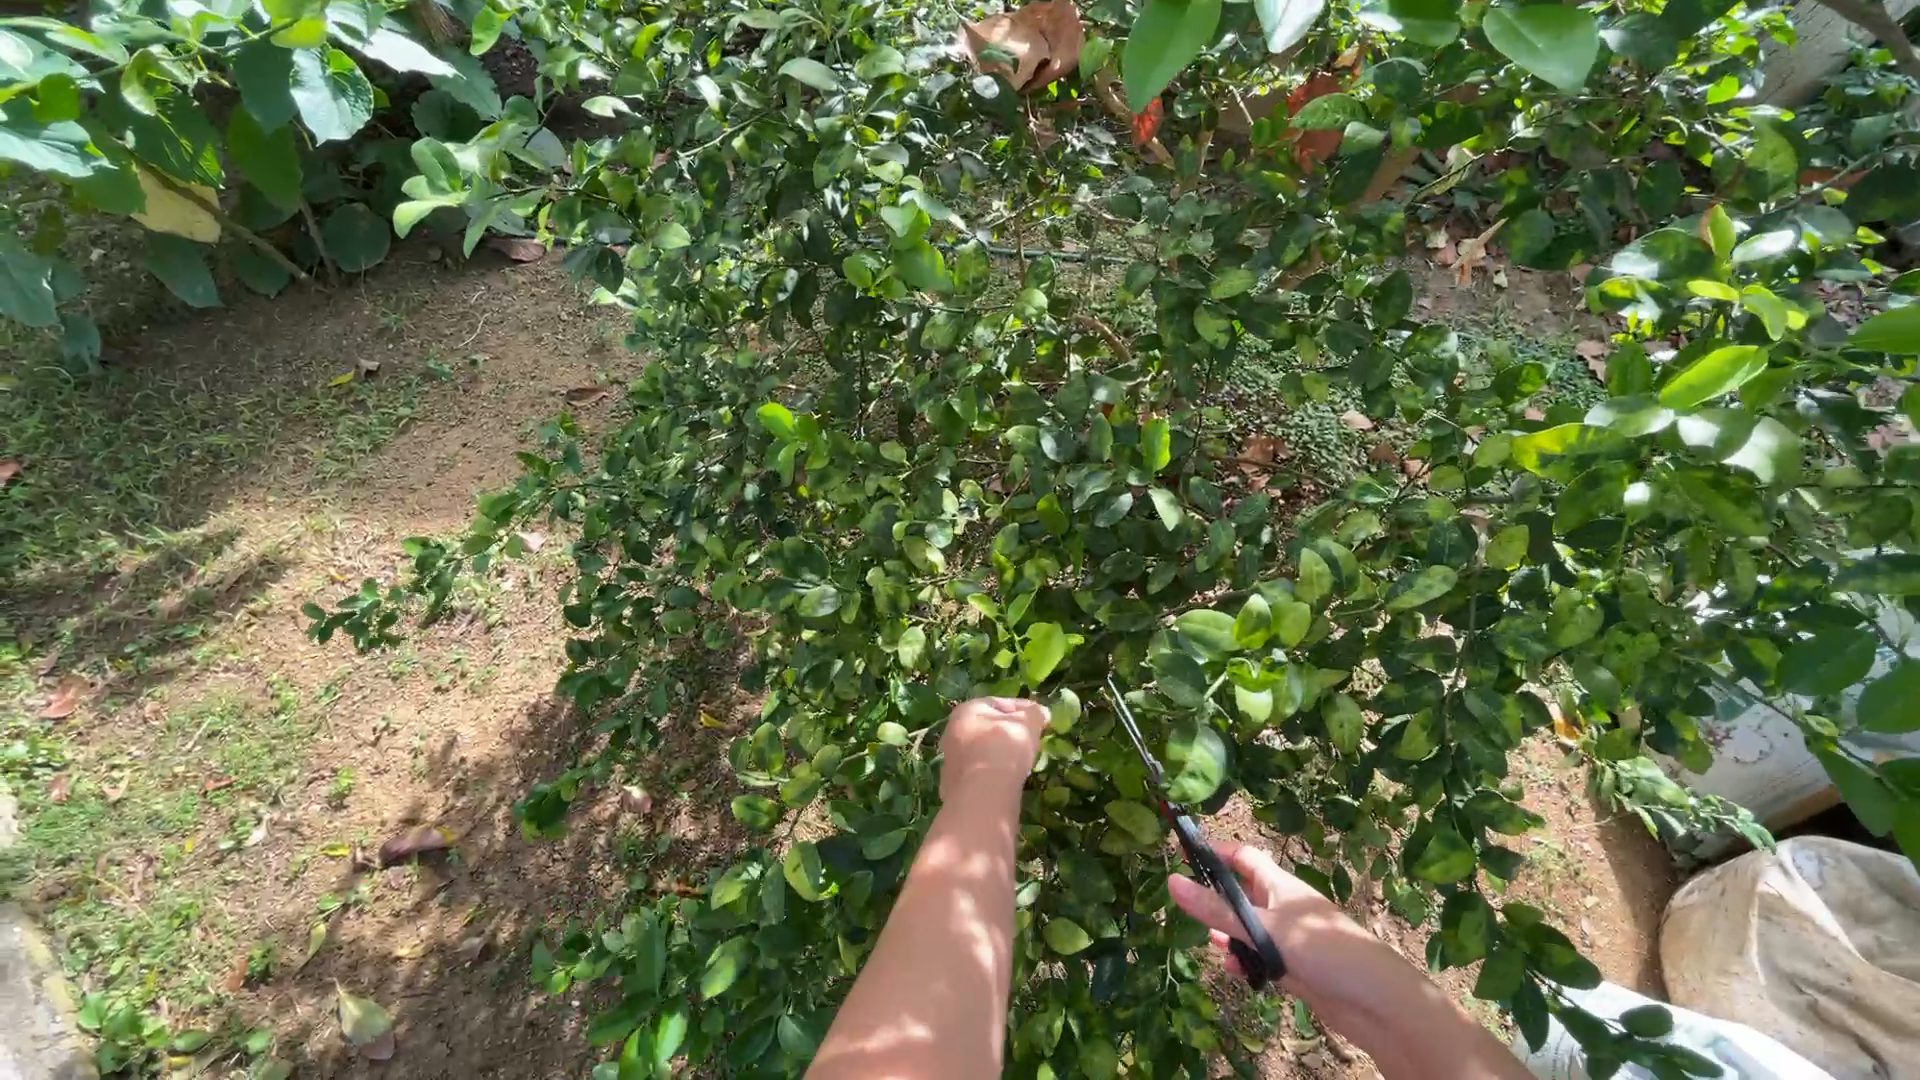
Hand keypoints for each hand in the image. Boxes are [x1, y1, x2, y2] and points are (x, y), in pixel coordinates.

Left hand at [938, 696, 1048, 805]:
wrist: (983, 793)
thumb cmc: (1004, 747)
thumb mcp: (1028, 723)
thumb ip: (1035, 714)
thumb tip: (1039, 713)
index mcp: (966, 710)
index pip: (999, 703)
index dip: (1022, 709)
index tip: (1039, 718)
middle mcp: (952, 732)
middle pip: (987, 728)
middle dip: (1009, 732)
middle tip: (1030, 740)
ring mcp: (951, 761)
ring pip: (982, 752)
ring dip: (1001, 755)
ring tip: (1022, 762)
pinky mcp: (955, 786)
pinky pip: (980, 774)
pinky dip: (994, 774)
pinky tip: (1009, 780)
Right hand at [1170, 842, 1537, 1079]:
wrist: (1376, 1002)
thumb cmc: (1321, 948)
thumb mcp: (1262, 927)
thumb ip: (1216, 909)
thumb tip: (1170, 881)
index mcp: (1278, 883)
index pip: (1242, 856)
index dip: (1216, 853)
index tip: (1185, 855)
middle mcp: (1282, 905)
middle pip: (1242, 894)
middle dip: (1217, 900)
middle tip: (1189, 907)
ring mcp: (1289, 938)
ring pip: (1248, 929)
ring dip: (1228, 935)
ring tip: (1208, 942)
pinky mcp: (1294, 967)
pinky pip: (1259, 957)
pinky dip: (1244, 960)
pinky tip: (1234, 969)